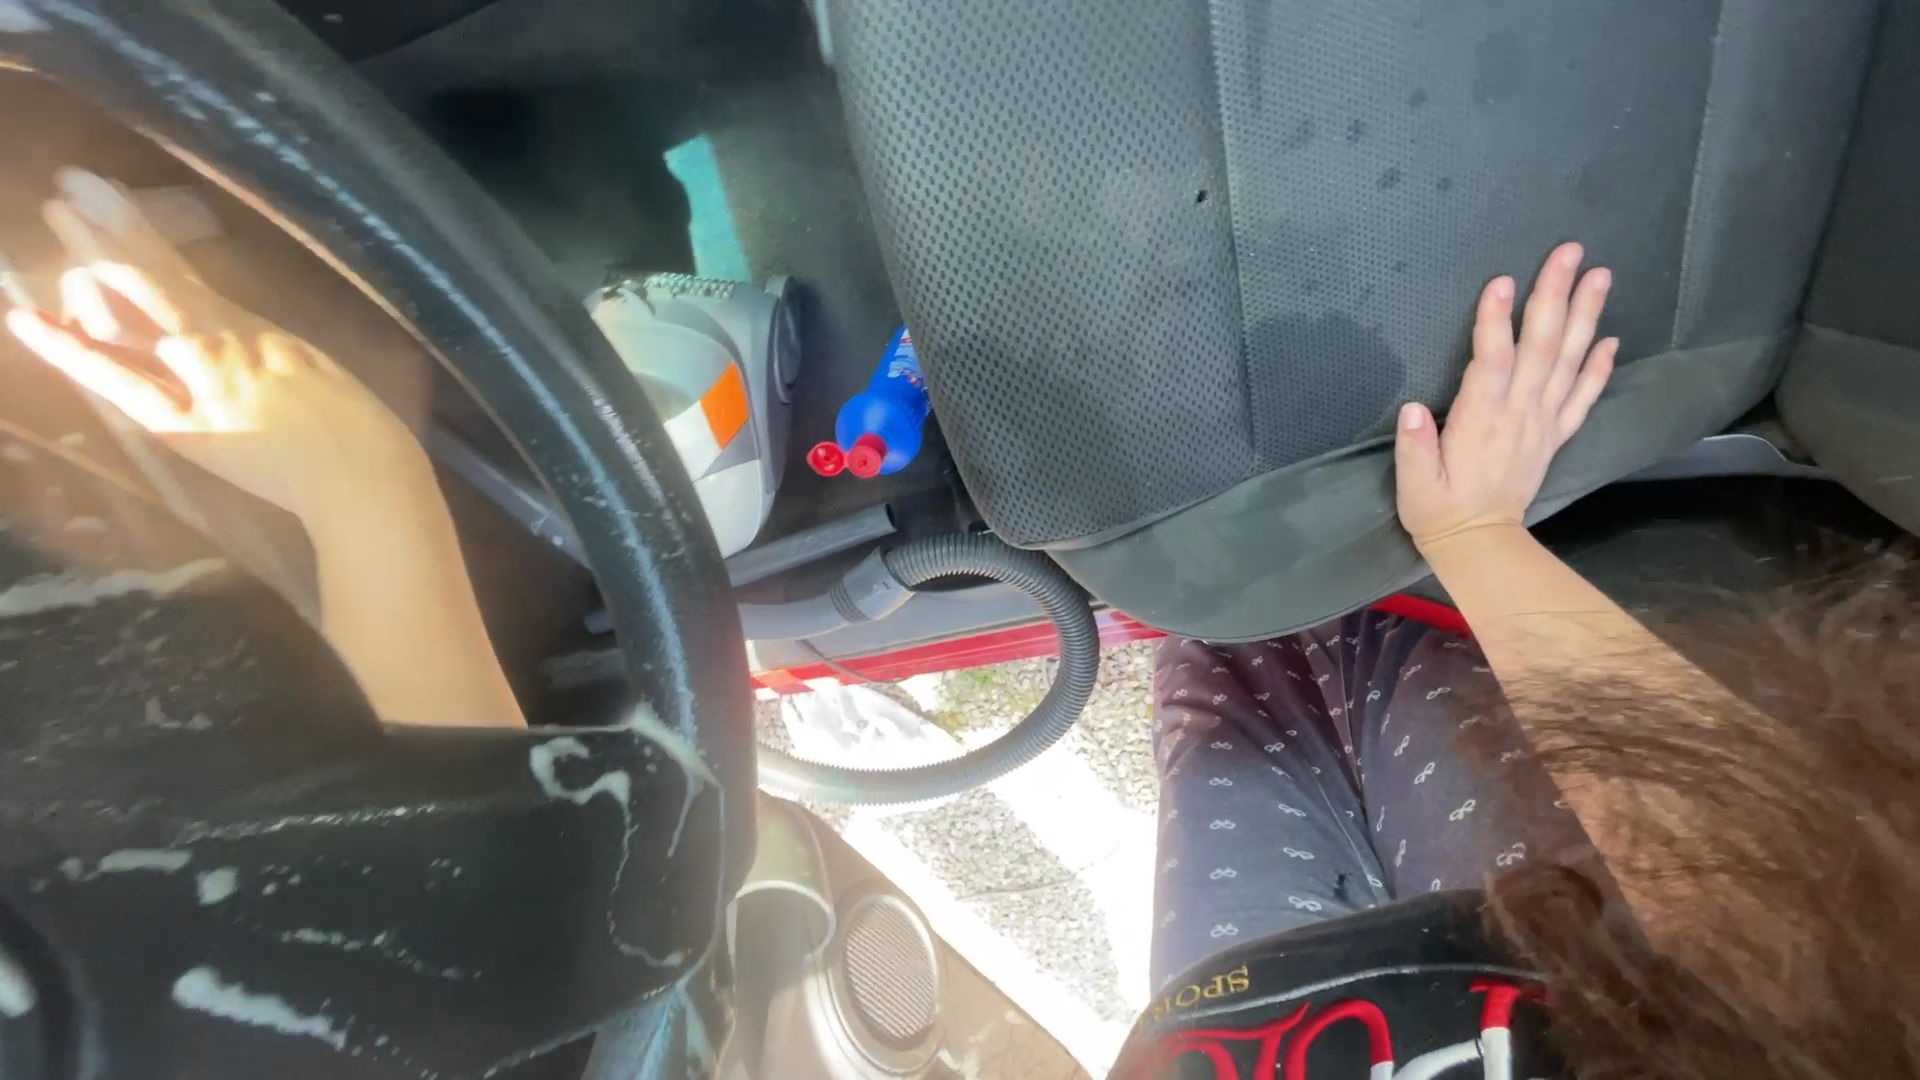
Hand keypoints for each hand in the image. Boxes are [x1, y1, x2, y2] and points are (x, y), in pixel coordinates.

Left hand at [4, 168, 428, 523]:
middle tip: (77, 185)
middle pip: (175, 285)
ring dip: (101, 261)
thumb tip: (271, 365)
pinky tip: (30, 321)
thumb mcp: (341, 396)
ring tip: (61, 212)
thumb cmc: (378, 448)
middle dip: (123, 235)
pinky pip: (126, 383)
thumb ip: (299, 376)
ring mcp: (214, 381)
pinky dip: (76, 352)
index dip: (157, 246)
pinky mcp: (192, 423)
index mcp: (282, 347)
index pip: (205, 291)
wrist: (372, 485)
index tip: (119, 203)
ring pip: (151, 311)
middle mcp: (244, 349)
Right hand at [1394, 241, 1616, 551]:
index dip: (1496, 323)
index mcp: (1481, 422)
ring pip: (1569, 362)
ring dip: (1585, 316)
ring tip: (1599, 275)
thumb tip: (1411, 409)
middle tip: (1568, 253)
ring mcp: (1542, 424)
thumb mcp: (1413, 484)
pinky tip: (1609, 338)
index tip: (1502, 282)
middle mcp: (1519, 415)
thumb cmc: (1436, 509)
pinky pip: (1583, 396)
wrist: (1478, 541)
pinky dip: (1599, 365)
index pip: (1492, 363)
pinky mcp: (1553, 436)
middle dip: (1553, 298)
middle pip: (1541, 348)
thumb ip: (1414, 447)